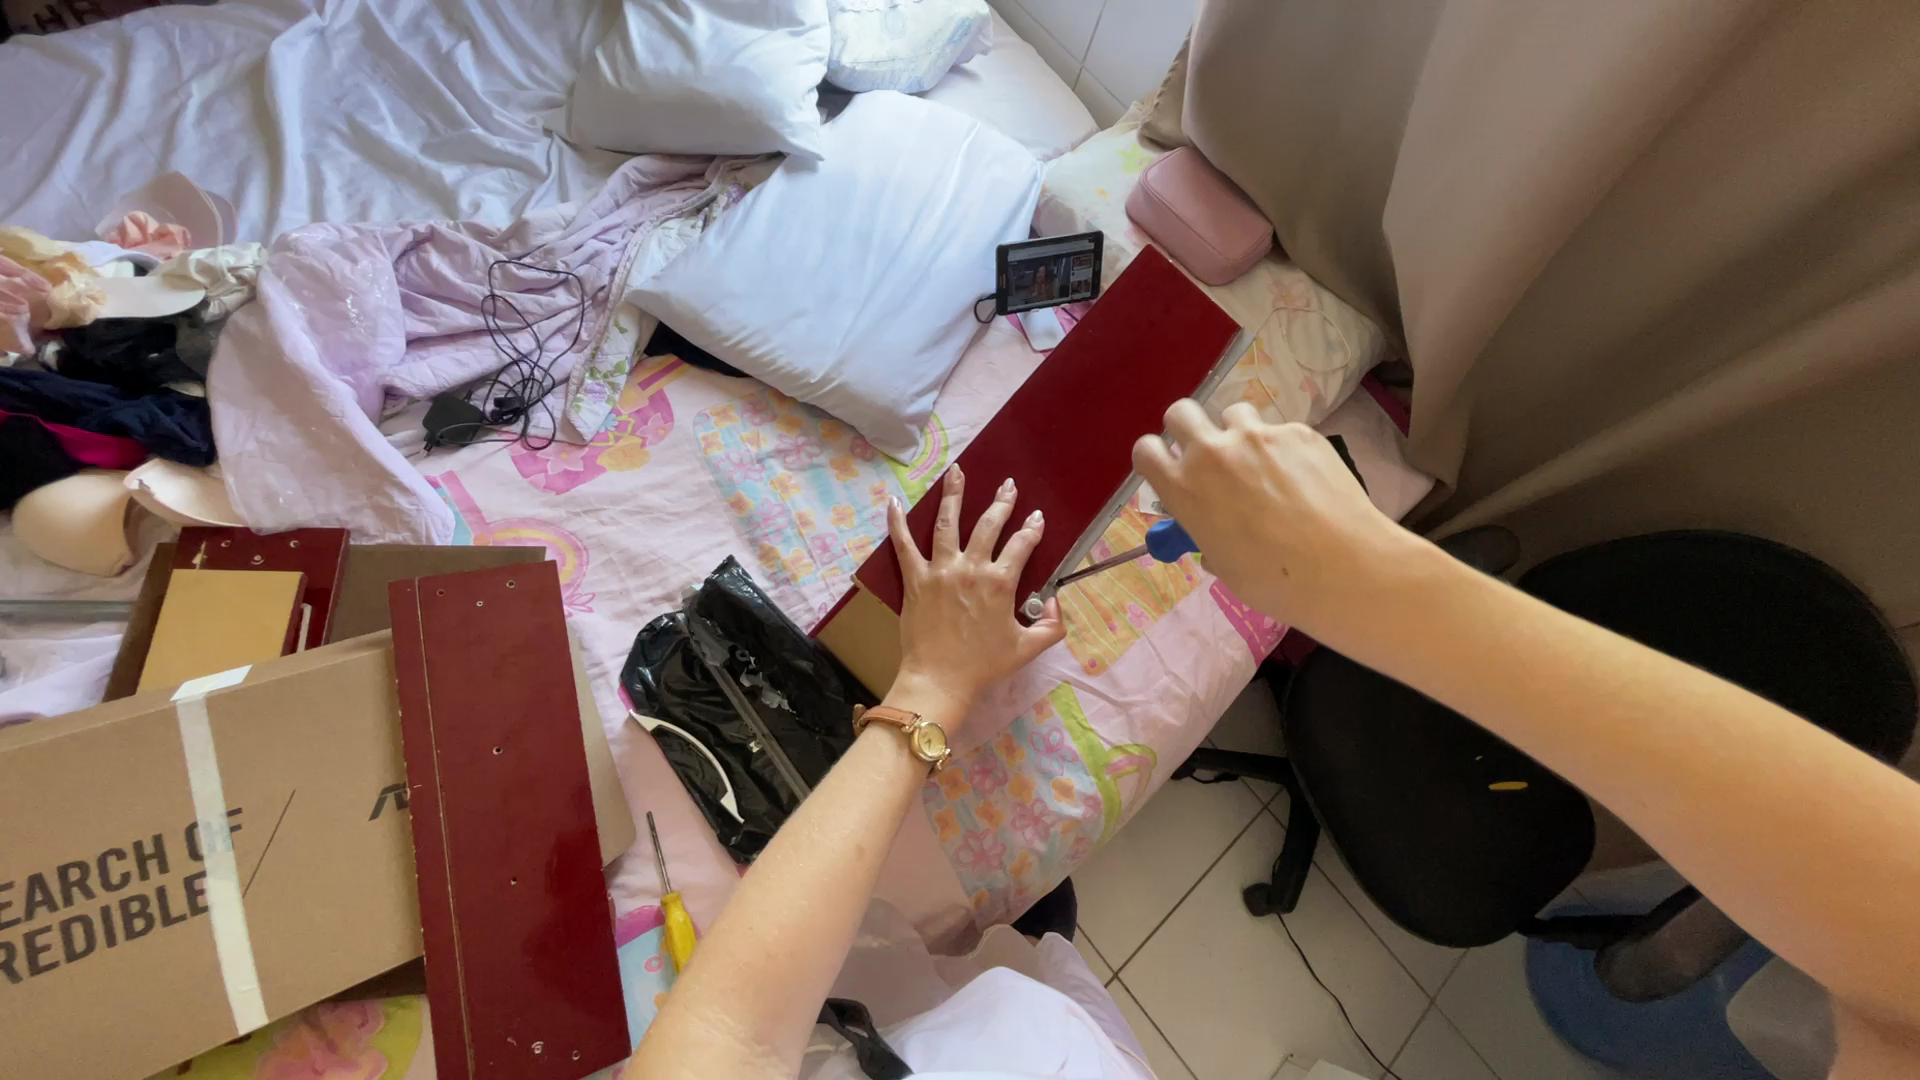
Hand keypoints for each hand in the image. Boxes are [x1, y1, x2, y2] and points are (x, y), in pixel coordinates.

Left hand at [886, 466, 1064, 725]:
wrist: (940, 679)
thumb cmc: (984, 666)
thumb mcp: (1028, 648)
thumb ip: (1052, 626)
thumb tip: (1057, 603)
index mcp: (1000, 583)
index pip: (1021, 545)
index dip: (1032, 529)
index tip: (1036, 517)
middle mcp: (971, 568)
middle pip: (989, 525)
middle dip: (1001, 502)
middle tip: (1007, 485)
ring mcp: (940, 570)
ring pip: (948, 524)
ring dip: (953, 495)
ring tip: (957, 472)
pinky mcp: (915, 579)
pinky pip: (904, 545)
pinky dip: (897, 522)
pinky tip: (893, 502)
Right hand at [1132, 401, 1427, 646]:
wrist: (1344, 568)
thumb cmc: (1273, 581)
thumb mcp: (1222, 561)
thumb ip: (1206, 529)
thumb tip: (1212, 524)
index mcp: (1184, 489)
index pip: (1145, 449)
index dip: (1155, 455)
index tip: (1168, 467)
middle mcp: (1212, 453)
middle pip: (1180, 412)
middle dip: (1188, 428)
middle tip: (1207, 452)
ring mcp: (1257, 437)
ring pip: (1234, 414)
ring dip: (1239, 433)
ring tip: (1262, 464)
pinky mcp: (1298, 432)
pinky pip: (1280, 431)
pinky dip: (1284, 449)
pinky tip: (1304, 480)